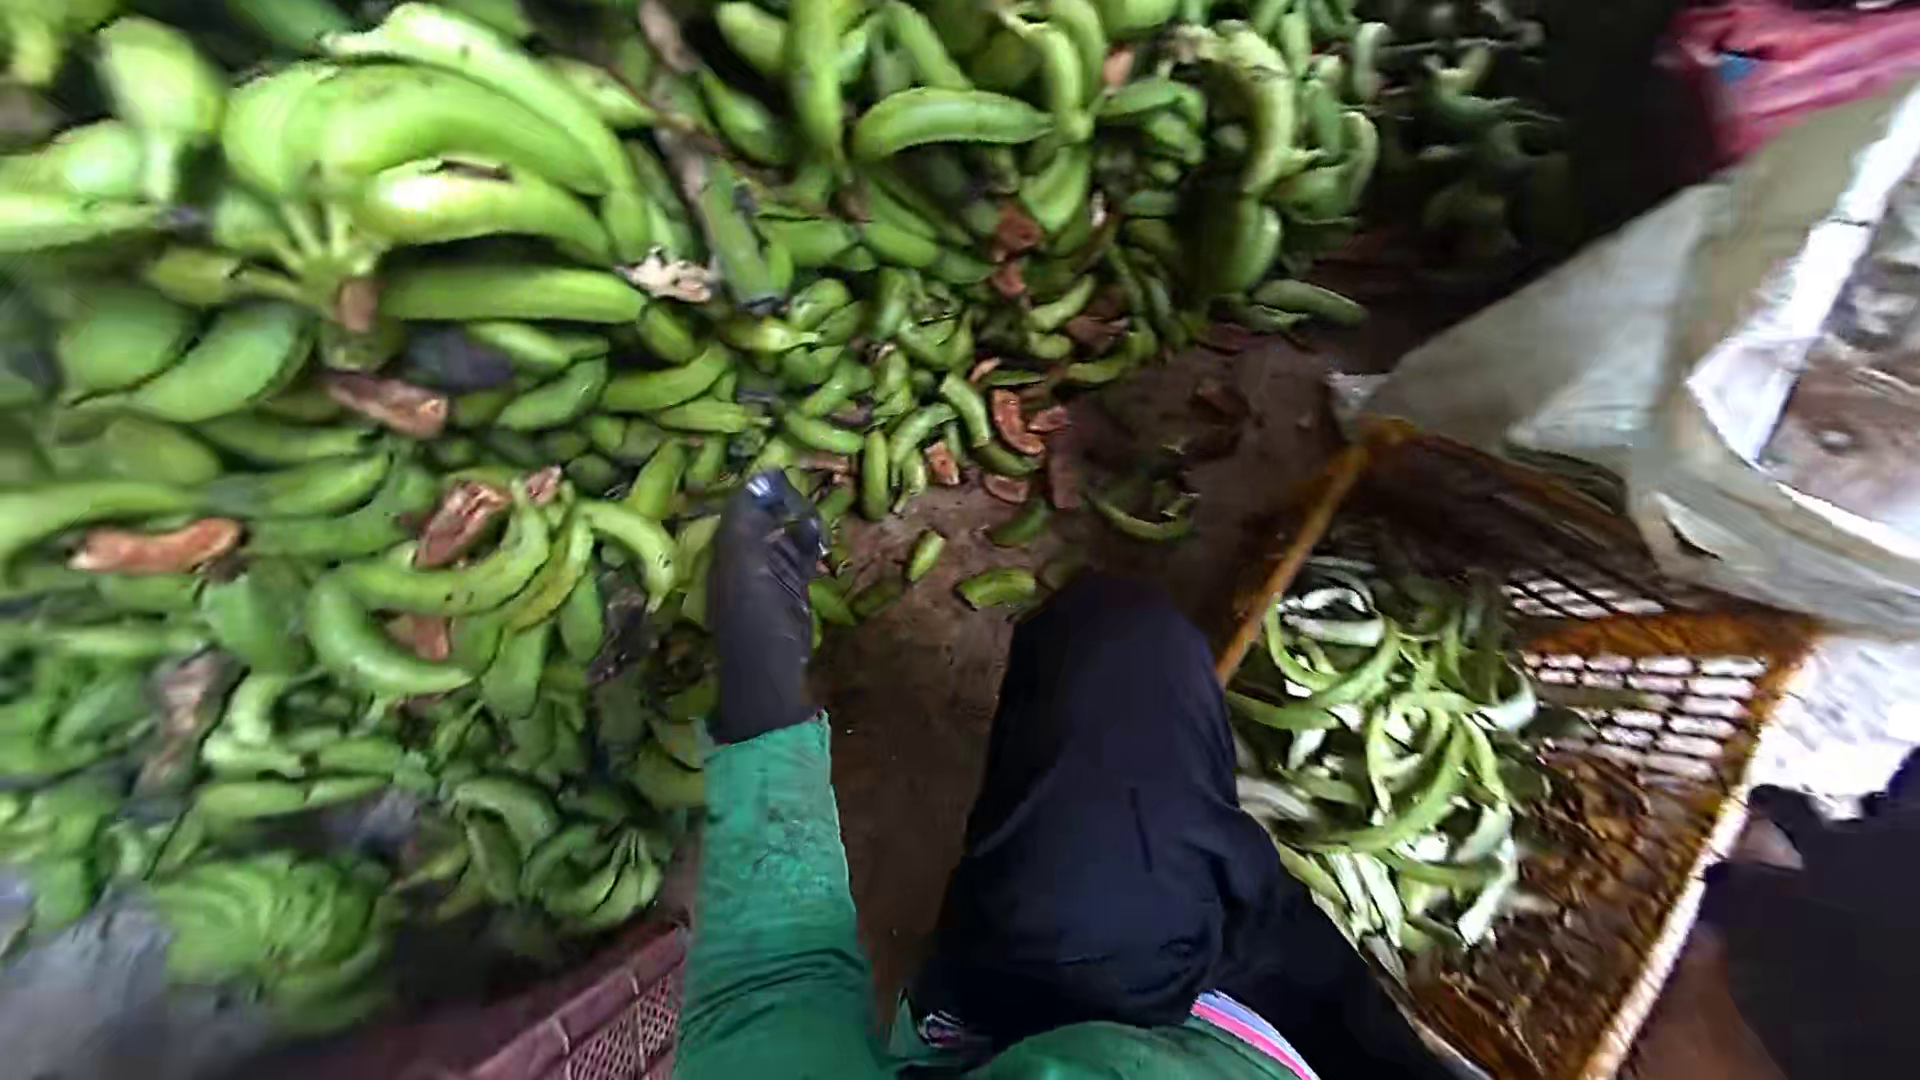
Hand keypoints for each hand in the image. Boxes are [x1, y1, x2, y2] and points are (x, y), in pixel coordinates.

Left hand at [708, 471, 823, 744]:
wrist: (771, 669)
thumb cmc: (755, 618)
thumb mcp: (745, 567)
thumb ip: (747, 524)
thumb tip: (758, 481)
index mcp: (726, 552)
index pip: (739, 510)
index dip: (757, 491)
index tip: (782, 472)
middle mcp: (744, 560)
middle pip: (763, 521)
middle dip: (782, 504)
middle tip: (805, 489)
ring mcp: (768, 575)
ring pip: (784, 537)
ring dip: (800, 524)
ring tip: (818, 512)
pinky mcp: (790, 588)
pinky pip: (798, 557)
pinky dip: (810, 546)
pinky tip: (822, 538)